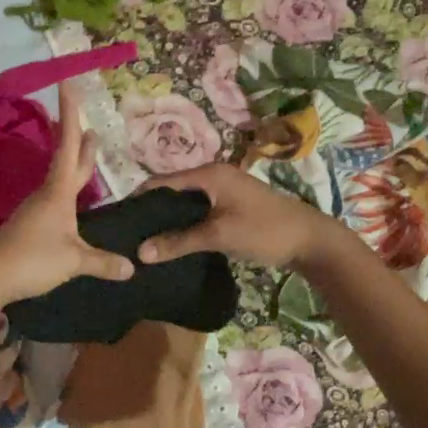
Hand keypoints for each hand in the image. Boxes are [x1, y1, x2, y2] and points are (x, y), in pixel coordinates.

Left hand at [0, 82, 135, 306]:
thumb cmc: (32, 259)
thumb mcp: (73, 261)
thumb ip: (102, 263)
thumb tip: (131, 267)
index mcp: (58, 193)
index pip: (69, 147)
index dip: (72, 115)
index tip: (69, 84)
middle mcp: (46, 196)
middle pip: (65, 161)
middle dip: (78, 142)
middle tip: (90, 124)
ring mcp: (35, 211)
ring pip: (59, 182)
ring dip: (73, 167)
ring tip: (84, 157)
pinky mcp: (29, 228)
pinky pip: (54, 202)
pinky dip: (67, 193)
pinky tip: (71, 205)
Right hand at [135, 162, 352, 271]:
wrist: (309, 240)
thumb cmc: (264, 230)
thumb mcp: (219, 235)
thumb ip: (179, 242)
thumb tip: (140, 253)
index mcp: (209, 174)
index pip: (161, 181)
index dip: (138, 199)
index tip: (118, 220)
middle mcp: (213, 176)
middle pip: (171, 191)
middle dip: (150, 211)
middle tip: (129, 235)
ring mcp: (223, 192)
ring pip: (184, 204)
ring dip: (167, 220)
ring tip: (145, 242)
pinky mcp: (230, 207)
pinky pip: (197, 212)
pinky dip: (184, 225)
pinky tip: (173, 243)